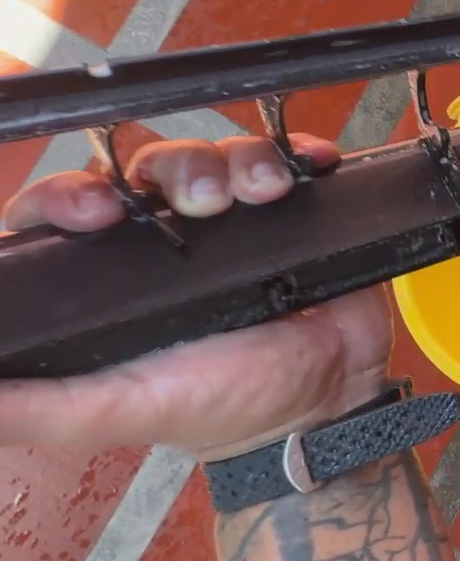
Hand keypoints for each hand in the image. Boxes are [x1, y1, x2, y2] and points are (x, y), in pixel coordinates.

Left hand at [0, 136, 392, 460]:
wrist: (329, 390)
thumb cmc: (223, 404)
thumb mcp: (114, 410)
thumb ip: (26, 404)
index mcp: (112, 278)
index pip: (67, 210)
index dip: (74, 194)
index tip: (104, 210)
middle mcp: (175, 240)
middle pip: (155, 168)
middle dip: (180, 169)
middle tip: (207, 203)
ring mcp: (244, 221)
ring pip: (226, 155)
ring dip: (246, 160)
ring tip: (268, 192)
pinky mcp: (304, 211)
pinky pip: (297, 160)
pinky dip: (302, 150)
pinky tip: (311, 163)